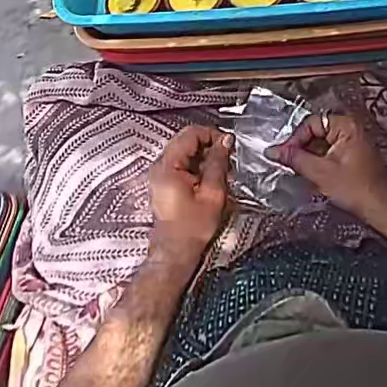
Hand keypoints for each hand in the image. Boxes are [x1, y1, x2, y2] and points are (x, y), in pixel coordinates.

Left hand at [148, 125, 232, 266]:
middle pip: (185, 140)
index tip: (228, 145)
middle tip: (227, 157)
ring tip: (221, 169)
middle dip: (208, 144)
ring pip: (184, 150)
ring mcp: (159, 172)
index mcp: (167, 166)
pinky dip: (196, 164)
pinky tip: (209, 177)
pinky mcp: (163, 180)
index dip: (211, 134)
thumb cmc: (193, 227)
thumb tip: (225, 141)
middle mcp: (159, 165)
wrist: (175, 252)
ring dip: (204, 155)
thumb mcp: (212, 193)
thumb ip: (218, 163)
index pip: (190, 134)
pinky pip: (181, 162)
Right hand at [273, 113, 386, 226]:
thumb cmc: (357, 189)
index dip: (295, 139)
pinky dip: (320, 162)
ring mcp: (354, 142)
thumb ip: (294, 158)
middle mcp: (351, 129)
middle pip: (316, 132)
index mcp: (346, 125)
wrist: (383, 209)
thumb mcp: (319, 172)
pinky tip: (314, 175)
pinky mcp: (354, 156)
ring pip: (322, 144)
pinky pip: (330, 152)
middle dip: (301, 148)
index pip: (310, 123)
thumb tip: (273, 151)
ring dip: (309, 156)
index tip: (284, 154)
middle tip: (289, 162)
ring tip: (301, 171)